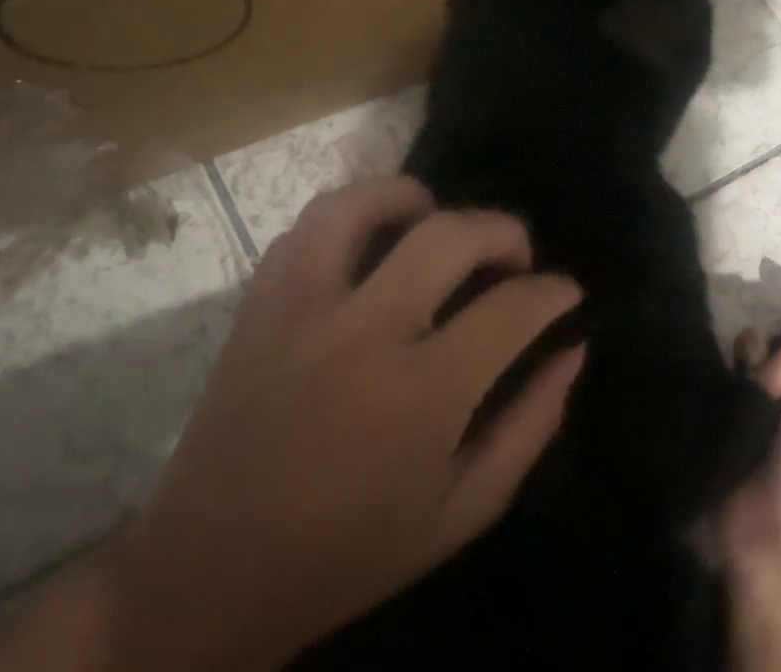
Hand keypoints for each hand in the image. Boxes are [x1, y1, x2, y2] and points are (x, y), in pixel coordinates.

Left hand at [106, 177, 583, 669]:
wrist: (208, 581)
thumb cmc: (354, 551)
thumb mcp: (468, 507)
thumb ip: (532, 424)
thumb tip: (572, 352)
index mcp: (423, 392)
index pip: (514, 306)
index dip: (556, 292)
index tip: (566, 296)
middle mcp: (361, 336)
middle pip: (449, 235)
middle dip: (505, 231)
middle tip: (518, 259)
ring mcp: (297, 318)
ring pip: (356, 209)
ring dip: (412, 199)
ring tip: (439, 223)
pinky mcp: (254, 317)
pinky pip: (301, 236)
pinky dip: (349, 222)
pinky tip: (373, 251)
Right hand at [719, 292, 780, 671]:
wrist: (770, 533)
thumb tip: (754, 359)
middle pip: (777, 345)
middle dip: (771, 330)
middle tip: (760, 337)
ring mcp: (754, 409)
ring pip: (746, 361)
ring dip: (743, 349)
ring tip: (740, 357)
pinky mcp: (722, 423)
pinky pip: (719, 385)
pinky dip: (718, 370)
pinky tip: (715, 361)